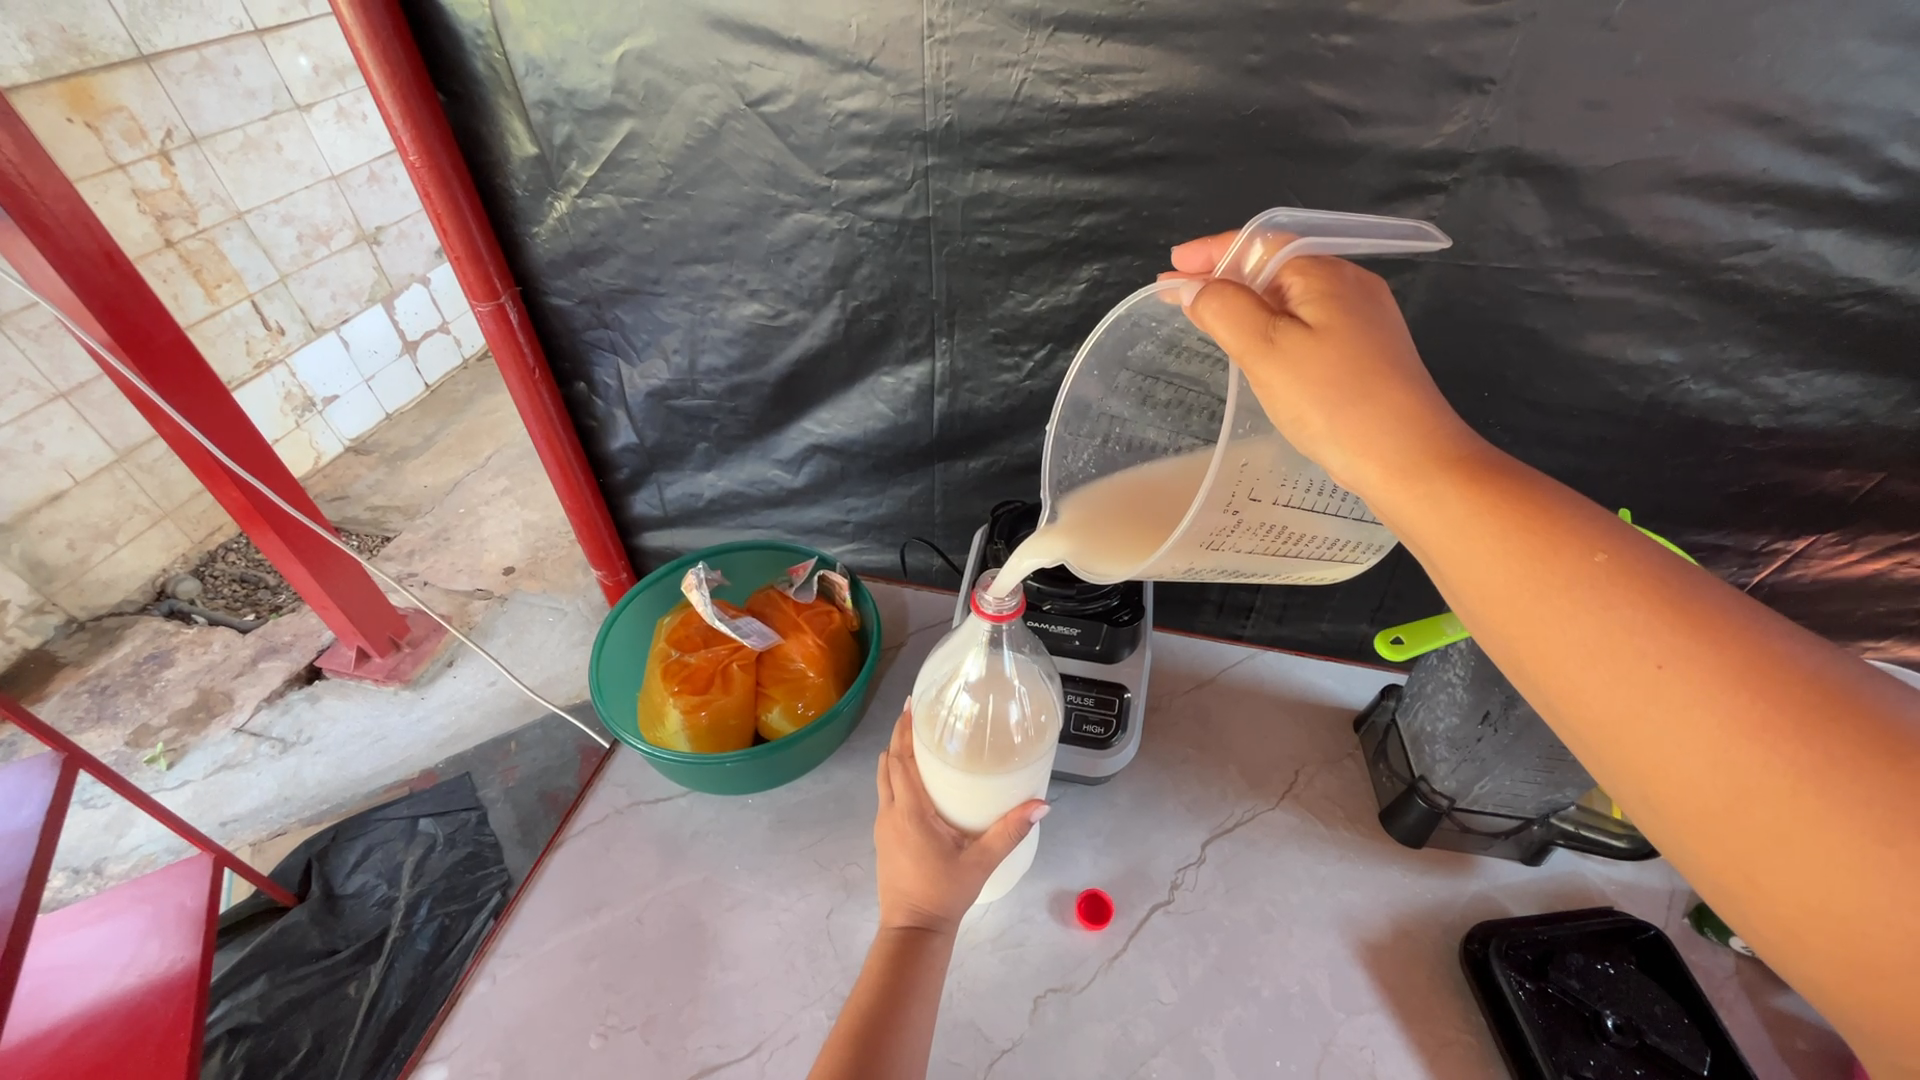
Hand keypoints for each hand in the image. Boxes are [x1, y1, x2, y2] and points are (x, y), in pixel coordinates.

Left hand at [873, 703, 1047, 934]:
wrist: (913, 930)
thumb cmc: (944, 893)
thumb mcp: (981, 862)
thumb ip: (1010, 832)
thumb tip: (1042, 805)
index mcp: (909, 811)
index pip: (900, 760)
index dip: (904, 731)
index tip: (912, 705)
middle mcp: (890, 812)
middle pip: (888, 763)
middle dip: (899, 736)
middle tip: (916, 711)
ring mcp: (883, 825)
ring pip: (883, 778)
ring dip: (894, 755)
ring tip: (915, 736)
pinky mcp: (884, 836)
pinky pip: (886, 793)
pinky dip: (895, 774)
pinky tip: (914, 776)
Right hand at [1160, 233, 1482, 496]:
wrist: (1407, 456)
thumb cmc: (1331, 400)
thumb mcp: (1265, 350)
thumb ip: (1223, 309)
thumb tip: (1195, 287)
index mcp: (1322, 273)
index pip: (1256, 244)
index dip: (1209, 253)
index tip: (1169, 268)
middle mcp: (1347, 284)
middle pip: (1274, 266)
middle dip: (1223, 275)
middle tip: (1178, 295)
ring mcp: (1361, 318)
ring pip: (1290, 296)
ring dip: (1246, 300)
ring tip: (1206, 317)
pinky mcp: (1365, 351)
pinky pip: (1306, 321)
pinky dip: (1271, 324)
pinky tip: (1255, 345)